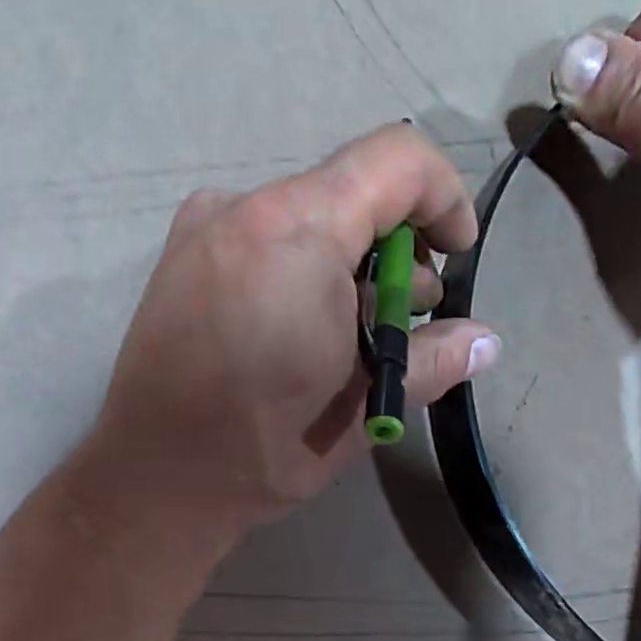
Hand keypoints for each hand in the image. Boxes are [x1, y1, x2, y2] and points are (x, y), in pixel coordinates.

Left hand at [81, 124, 501, 534]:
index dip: (444, 198)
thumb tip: (486, 342)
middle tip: (400, 319)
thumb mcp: (361, 406)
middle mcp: (240, 209)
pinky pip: (257, 241)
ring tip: (349, 334)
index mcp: (293, 230)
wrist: (153, 480)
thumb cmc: (262, 446)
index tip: (455, 255)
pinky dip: (294, 270)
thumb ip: (430, 360)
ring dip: (341, 265)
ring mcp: (199, 232)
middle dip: (391, 249)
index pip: (397, 160)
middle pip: (346, 193)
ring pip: (300, 220)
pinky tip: (294, 331)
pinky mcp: (176, 261)